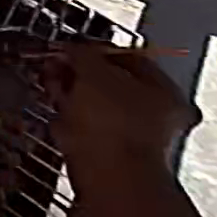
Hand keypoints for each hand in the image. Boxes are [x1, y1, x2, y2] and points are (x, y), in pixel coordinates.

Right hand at [43, 44, 199, 176]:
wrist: (105, 169)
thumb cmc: (110, 119)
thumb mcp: (94, 74)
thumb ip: (83, 54)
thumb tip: (71, 47)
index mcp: (166, 91)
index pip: (129, 57)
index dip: (94, 49)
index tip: (66, 47)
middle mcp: (156, 110)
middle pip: (109, 78)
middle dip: (77, 70)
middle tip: (54, 65)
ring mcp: (132, 129)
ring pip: (93, 98)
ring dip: (69, 88)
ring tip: (50, 85)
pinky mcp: (106, 143)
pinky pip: (83, 117)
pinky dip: (68, 109)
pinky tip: (56, 107)